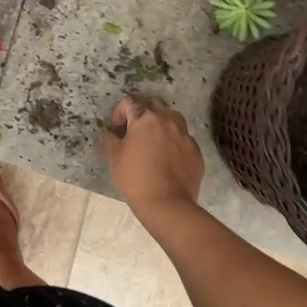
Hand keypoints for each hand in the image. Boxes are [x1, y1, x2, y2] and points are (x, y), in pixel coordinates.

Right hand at [102, 95, 203, 215]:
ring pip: (172, 120)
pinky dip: (174, 142)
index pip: (131, 102)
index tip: (117, 128)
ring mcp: (185, 136)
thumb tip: (110, 134)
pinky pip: (183, 139)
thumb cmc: (136, 177)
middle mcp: (168, 121)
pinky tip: (167, 159)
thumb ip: (110, 140)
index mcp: (146, 118)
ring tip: (153, 141)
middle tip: (134, 130)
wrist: (167, 204)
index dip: (120, 111)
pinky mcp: (196, 152)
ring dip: (161, 124)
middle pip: (154, 106)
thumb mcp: (114, 157)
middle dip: (142, 113)